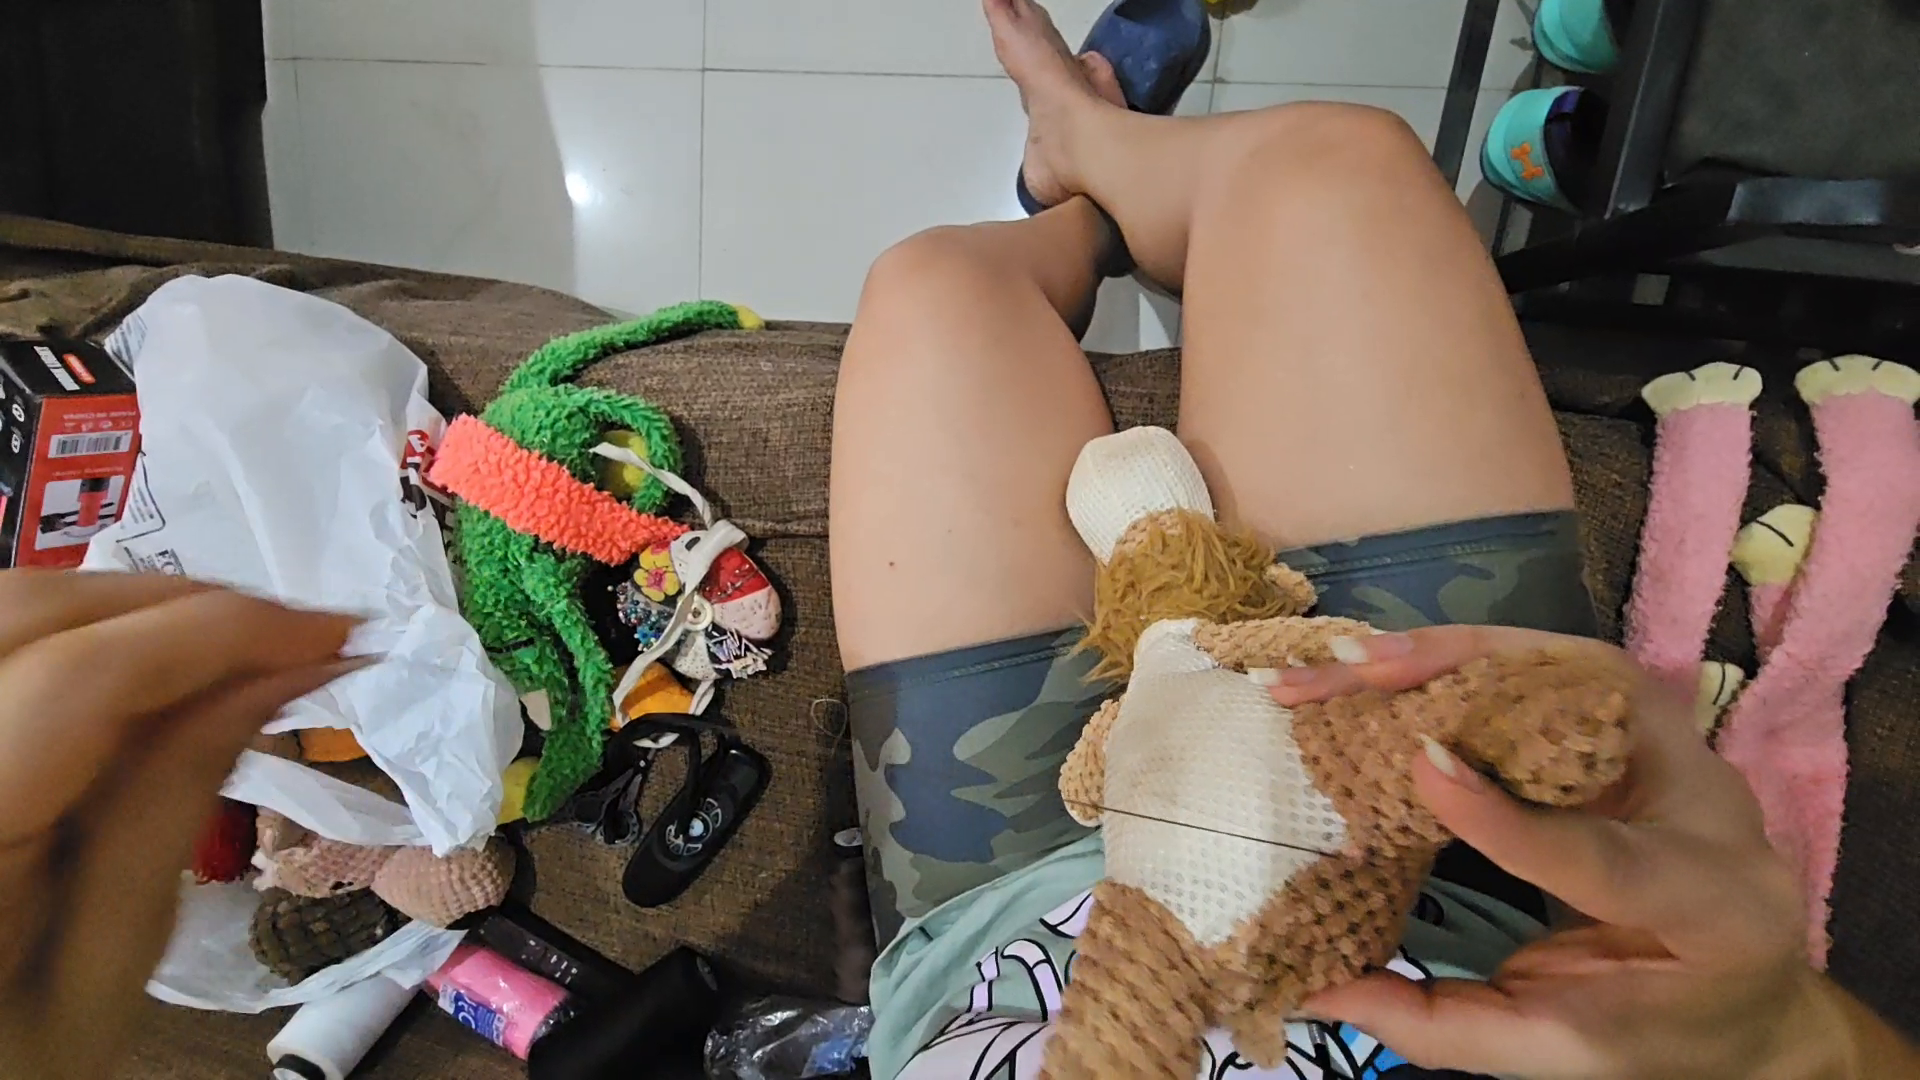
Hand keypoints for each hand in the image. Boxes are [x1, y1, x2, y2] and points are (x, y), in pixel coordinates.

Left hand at [0, 570, 363, 1079]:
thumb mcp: (110, 952)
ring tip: (234, 640)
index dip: (227, 631)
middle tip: (299, 633)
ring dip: (134, 604)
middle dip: (188, 603)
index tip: (342, 636)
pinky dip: (82, 626)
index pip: (83, 678)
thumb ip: (180, 794)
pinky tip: (148, 659)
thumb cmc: (12, 1059)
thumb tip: (294, 669)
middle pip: (27, 613)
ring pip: (2, 607)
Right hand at [1265, 625, 1871, 1079]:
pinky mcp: (1620, 714)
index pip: (1602, 857)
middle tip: (1348, 670)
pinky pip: (1536, 663)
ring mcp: (1667, 745)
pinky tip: (1380, 656)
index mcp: (1707, 909)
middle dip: (1456, 677)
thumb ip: (1439, 1024)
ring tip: (1343, 655)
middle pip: (1586, 710)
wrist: (1745, 978)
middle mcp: (1703, 806)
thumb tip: (1311, 988)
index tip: (1420, 763)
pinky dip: (1451, 650)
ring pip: (1556, 665)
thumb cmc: (1651, 1020)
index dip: (1507, 814)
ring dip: (1440, 650)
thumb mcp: (1555, 1045)